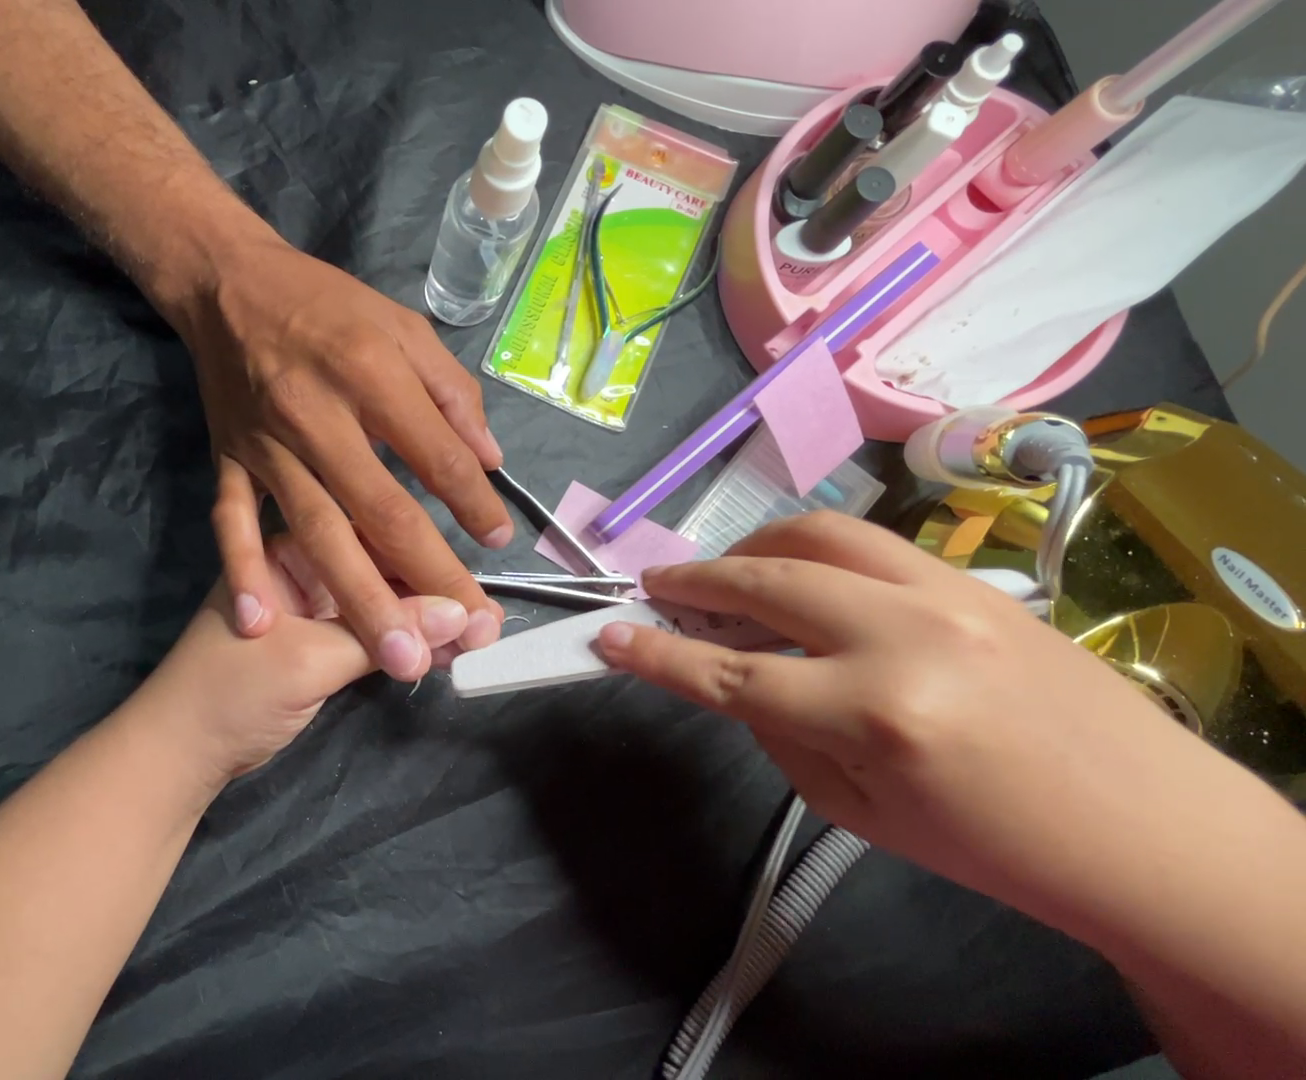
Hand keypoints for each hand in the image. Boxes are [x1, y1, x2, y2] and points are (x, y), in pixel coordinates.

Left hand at [134, 537, 468, 786]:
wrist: (178, 753)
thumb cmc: (228, 691)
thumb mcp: (306, 661)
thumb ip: (381, 638)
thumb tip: (460, 617)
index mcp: (290, 550)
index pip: (370, 542)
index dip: (427, 568)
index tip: (478, 600)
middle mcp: (305, 568)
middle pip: (382, 572)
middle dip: (434, 599)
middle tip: (489, 627)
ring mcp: (312, 608)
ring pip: (381, 605)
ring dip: (424, 625)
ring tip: (478, 644)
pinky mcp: (318, 644)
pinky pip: (371, 634)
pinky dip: (403, 644)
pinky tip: (444, 653)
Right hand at [165, 235, 511, 680]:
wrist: (228, 286)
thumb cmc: (326, 304)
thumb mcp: (402, 325)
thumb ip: (451, 392)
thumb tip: (488, 459)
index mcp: (370, 373)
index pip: (436, 455)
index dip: (473, 505)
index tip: (496, 542)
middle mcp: (319, 418)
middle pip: (381, 513)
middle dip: (428, 580)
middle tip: (464, 639)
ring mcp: (268, 448)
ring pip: (317, 534)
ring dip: (359, 600)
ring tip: (396, 658)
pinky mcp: (230, 463)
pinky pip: (234, 523)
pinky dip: (243, 572)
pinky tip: (260, 624)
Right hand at [592, 512, 1212, 907]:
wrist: (1150, 832)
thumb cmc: (992, 846)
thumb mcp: (855, 810)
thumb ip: (776, 730)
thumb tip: (728, 669)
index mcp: (875, 716)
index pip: (730, 674)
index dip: (656, 654)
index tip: (606, 634)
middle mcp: (907, 636)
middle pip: (765, 582)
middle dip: (694, 581)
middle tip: (656, 588)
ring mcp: (949, 594)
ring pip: (817, 532)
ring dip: (750, 545)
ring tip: (721, 572)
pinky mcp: (976, 579)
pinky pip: (869, 541)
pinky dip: (809, 547)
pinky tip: (792, 573)